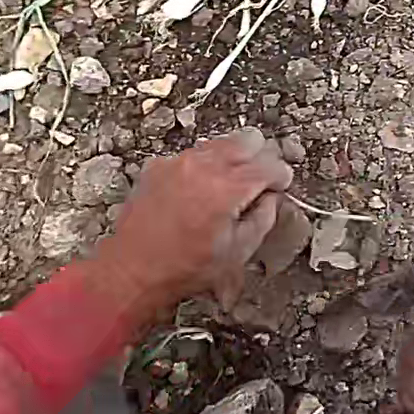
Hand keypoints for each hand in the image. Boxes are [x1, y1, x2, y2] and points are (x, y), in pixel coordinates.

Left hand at [78, 128, 291, 326]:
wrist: (131, 272)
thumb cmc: (183, 268)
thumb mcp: (239, 251)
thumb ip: (264, 217)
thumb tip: (271, 198)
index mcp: (226, 189)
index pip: (270, 165)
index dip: (282, 177)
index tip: (282, 186)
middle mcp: (202, 167)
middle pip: (249, 141)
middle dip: (262, 159)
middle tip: (263, 181)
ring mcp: (178, 163)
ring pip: (222, 142)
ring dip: (236, 159)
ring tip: (234, 185)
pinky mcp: (160, 166)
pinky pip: (195, 153)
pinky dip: (208, 164)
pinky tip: (205, 188)